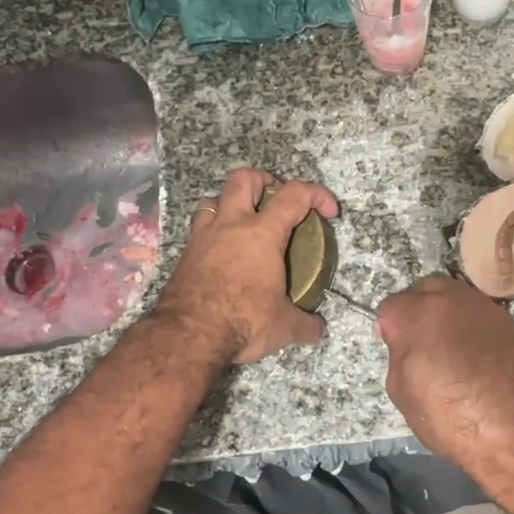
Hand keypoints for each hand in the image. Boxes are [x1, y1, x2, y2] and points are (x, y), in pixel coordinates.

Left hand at [155, 169, 340, 364]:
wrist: (188, 335)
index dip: (317, 195)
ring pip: (213, 199)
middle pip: (244, 178)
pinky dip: (213, 233)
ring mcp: (202, 238)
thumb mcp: (283, 326)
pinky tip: (222, 254)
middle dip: (264, 180)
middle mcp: (230, 226)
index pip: (295, 195)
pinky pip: (199, 230)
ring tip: (243, 224)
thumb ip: (304, 324)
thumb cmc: (243, 321)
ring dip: (230, 204)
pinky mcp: (185, 256)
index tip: (329, 212)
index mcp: (262, 234)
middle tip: (276, 199)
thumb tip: (318, 329)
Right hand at [375, 275, 513, 461]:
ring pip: (454, 296)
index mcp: (416, 314)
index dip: (388, 326)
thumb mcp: (401, 388)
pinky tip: (472, 350)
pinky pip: (478, 312)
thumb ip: (397, 351)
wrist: (508, 430)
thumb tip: (399, 334)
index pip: (391, 305)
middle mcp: (450, 300)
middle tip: (418, 338)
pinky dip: (469, 324)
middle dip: (416, 307)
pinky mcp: (507, 321)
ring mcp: (482, 307)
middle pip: (424, 288)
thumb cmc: (446, 415)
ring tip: (446, 343)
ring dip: (444, 312)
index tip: (393, 344)